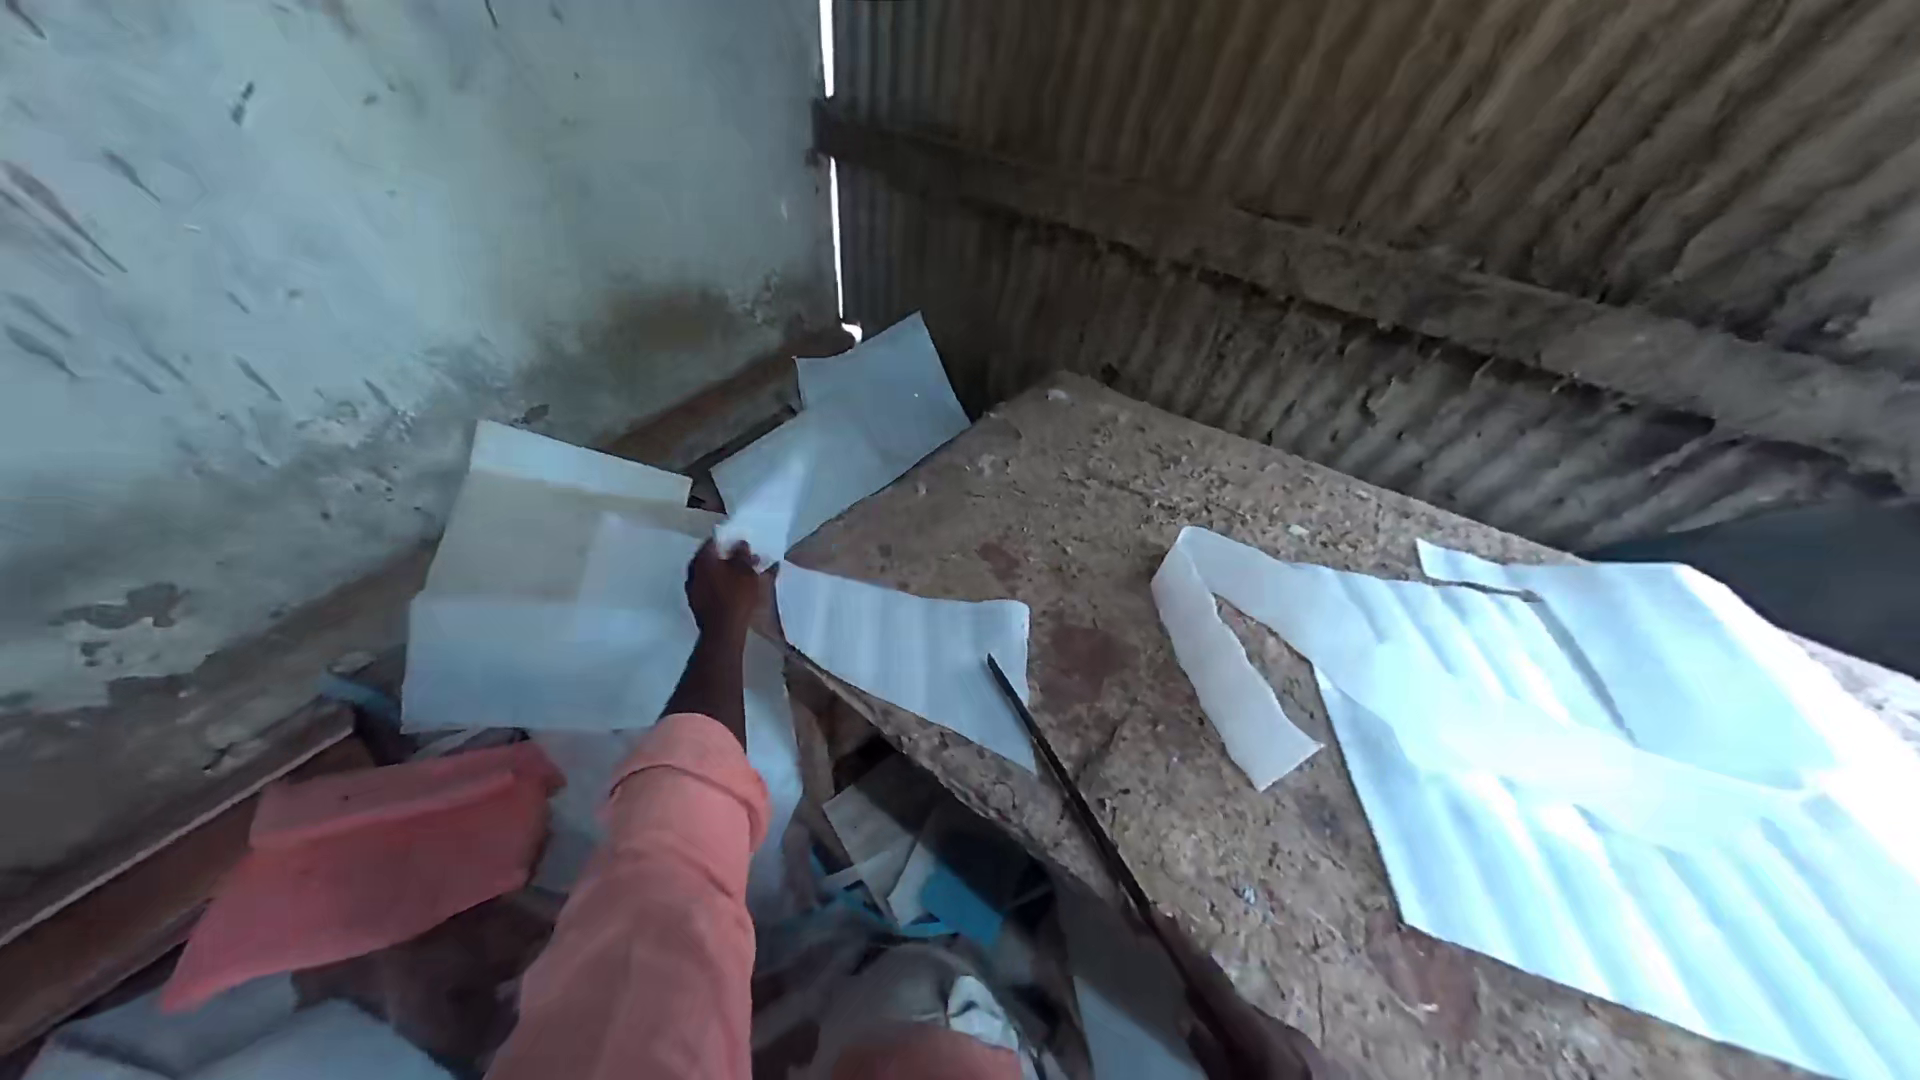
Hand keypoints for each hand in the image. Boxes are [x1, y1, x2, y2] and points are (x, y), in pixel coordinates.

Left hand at [685, 538, 760, 637]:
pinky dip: (720, 585)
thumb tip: (740, 543)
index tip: (741, 543)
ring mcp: (692, 589)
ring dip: (724, 572)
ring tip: (742, 576)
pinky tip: (734, 590)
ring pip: (710, 574)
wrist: (723, 630)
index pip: (713, 541)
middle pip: (710, 558)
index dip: (728, 540)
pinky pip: (709, 588)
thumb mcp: (746, 571)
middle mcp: (692, 571)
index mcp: (702, 559)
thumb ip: (742, 554)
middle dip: (727, 557)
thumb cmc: (736, 596)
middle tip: (744, 559)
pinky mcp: (696, 604)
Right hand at [1151, 911, 1346, 1079]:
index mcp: (1267, 1043)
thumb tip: (1184, 1015)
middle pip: (1234, 1002)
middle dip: (1202, 990)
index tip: (1159, 912)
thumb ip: (1213, 1061)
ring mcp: (1308, 1048)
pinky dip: (1248, 1041)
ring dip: (1227, 1022)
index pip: (1215, 983)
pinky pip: (1272, 1040)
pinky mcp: (1317, 1063)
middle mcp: (1289, 1034)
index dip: (1183, 946)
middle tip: (1173, 976)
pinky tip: (1242, 1059)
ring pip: (1253, 1023)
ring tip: (1204, 1025)